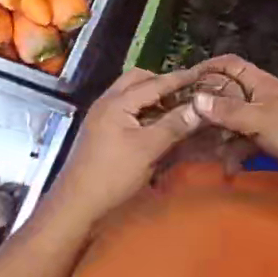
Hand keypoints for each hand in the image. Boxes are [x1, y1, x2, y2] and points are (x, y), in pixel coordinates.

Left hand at [41, 67, 205, 229]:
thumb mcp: (148, 149)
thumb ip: (174, 125)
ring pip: (129, 93)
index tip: (201, 74)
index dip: (179, 79)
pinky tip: (154, 123)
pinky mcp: (99, 129)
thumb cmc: (113, 174)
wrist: (76, 202)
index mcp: (117, 102)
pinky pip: (124, 107)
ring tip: (173, 107)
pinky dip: (141, 108)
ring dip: (150, 95)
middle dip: (161, 82)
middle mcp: (106, 102)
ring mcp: (100, 115)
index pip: (154, 83)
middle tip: (183, 92)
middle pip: (137, 80)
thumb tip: (200, 107)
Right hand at [187, 56, 277, 182]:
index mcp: (260, 84)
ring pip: (232, 124)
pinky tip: (228, 170)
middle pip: (226, 97)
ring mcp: (265, 121)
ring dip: (219, 139)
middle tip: (183, 124)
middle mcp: (260, 98)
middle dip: (207, 110)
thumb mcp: (260, 120)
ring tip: (200, 154)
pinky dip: (235, 155)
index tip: (184, 81)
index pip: (230, 65)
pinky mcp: (270, 142)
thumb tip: (194, 100)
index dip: (208, 68)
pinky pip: (244, 144)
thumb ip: (227, 111)